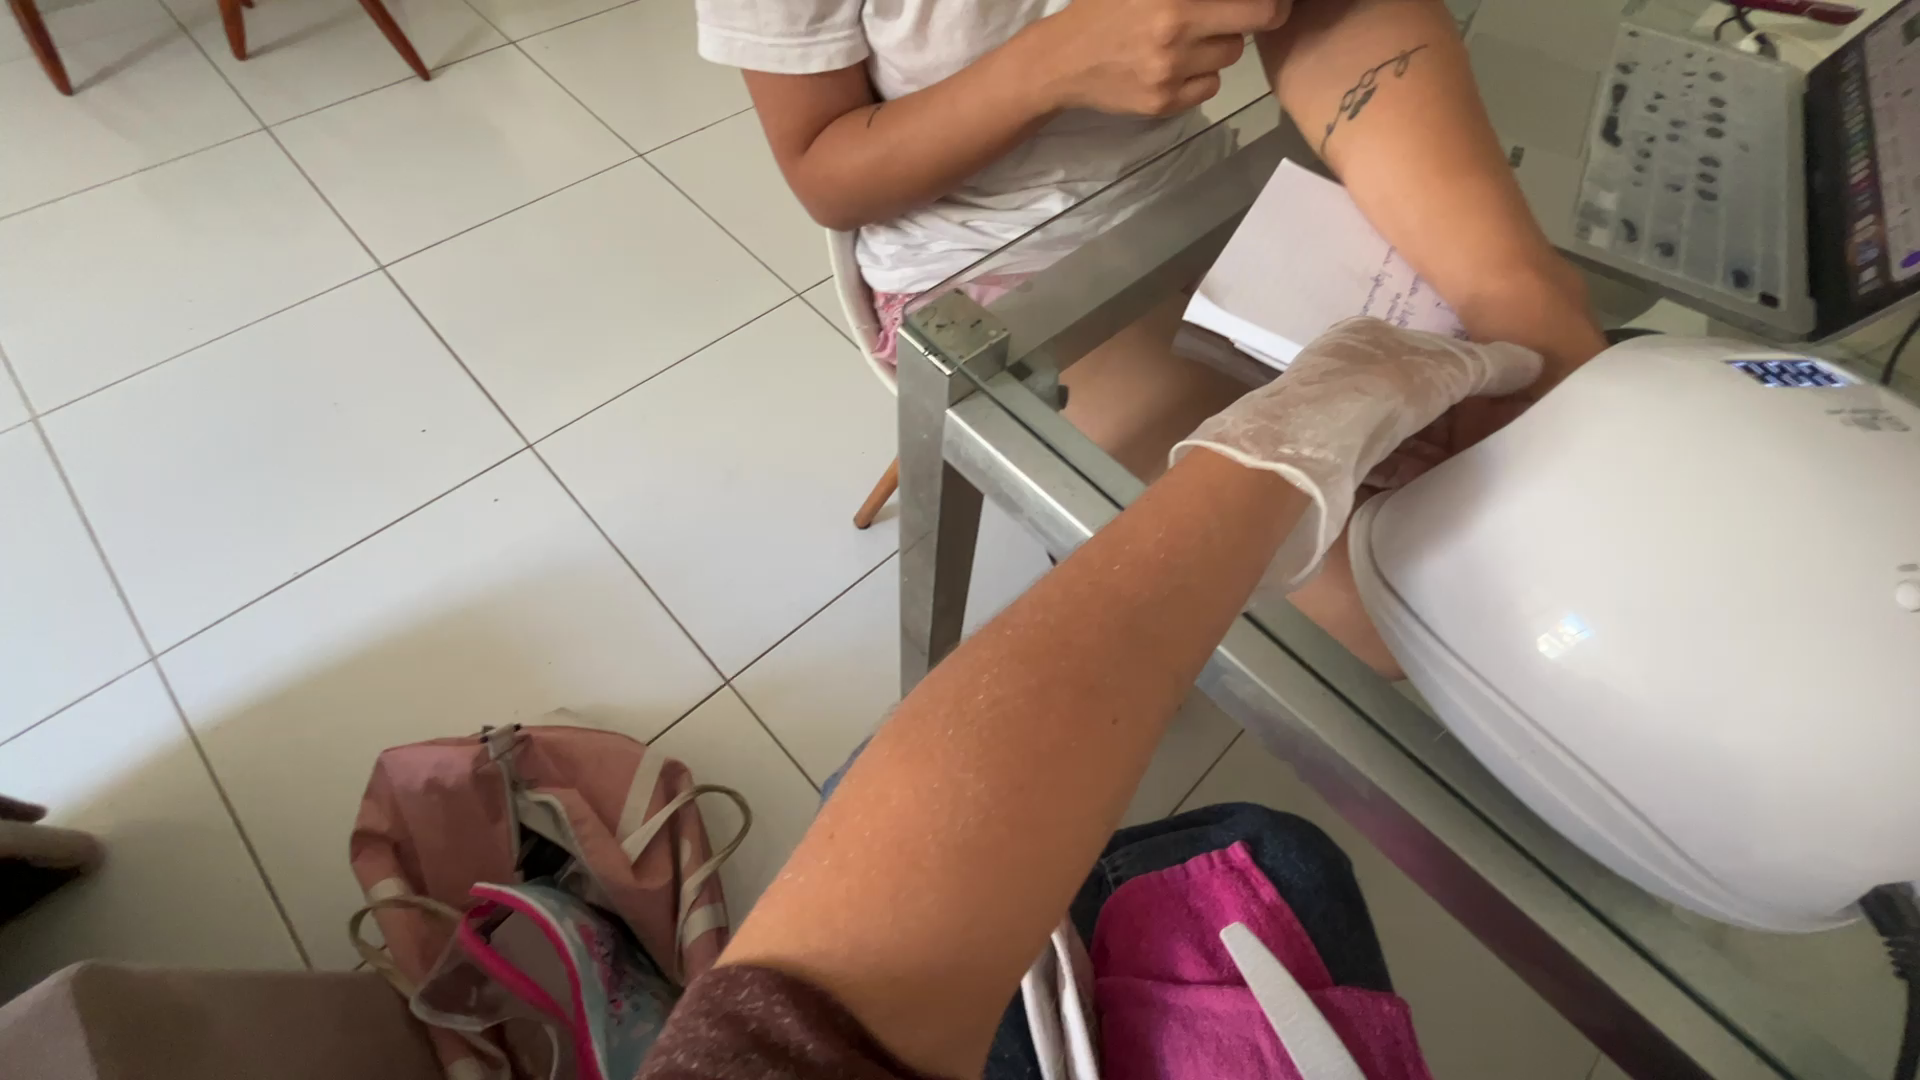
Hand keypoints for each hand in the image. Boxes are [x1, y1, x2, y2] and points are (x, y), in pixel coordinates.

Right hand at [1028, 0, 1290, 115]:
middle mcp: (1175, 28)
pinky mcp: (1163, 103)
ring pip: (1230, 57)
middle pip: (1252, 23)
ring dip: (1220, 47)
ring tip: (1189, 41)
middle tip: (1236, 15)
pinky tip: (1175, 68)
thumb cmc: (1106, 7)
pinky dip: (1199, 78)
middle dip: (1250, 17)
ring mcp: (1170, 71)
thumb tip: (1247, 2)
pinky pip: (1207, 88)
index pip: (1254, 1)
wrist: (1063, 60)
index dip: (1270, 1)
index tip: (1271, 2)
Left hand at [1171, 317, 1541, 592]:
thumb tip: (1533, 362)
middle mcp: (1338, 373)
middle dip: (1442, 422)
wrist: (1307, 445)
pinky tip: (1419, 485)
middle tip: (1479, 446)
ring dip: (1422, 451)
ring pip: (1385, 432)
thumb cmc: (1377, 390)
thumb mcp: (1445, 367)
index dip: (1462, 381)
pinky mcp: (1316, 456)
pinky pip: (1366, 462)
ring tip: (1457, 470)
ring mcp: (1321, 416)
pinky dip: (1396, 472)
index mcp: (1365, 338)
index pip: (1425, 354)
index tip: (1490, 408)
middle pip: (1405, 397)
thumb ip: (1489, 364)